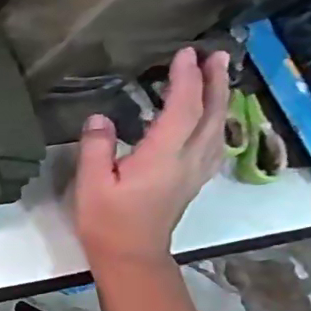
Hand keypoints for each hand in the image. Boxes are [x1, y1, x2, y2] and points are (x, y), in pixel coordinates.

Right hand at [74, 47, 230, 266]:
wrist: (130, 257)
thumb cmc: (107, 222)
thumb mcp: (91, 184)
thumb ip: (96, 147)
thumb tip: (100, 118)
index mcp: (163, 157)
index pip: (183, 109)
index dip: (186, 79)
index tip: (184, 53)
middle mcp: (187, 161)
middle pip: (211, 115)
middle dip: (214, 82)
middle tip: (215, 54)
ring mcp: (194, 172)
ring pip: (218, 128)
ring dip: (220, 99)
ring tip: (217, 76)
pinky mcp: (192, 181)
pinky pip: (214, 142)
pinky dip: (217, 121)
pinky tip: (212, 118)